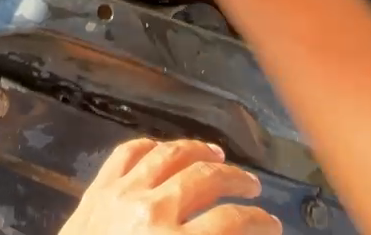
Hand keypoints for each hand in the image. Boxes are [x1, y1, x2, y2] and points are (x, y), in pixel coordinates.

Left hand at [61, 138, 279, 233]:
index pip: (230, 222)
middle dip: (235, 180)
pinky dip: (150, 146)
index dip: (258, 221)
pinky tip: (163, 148)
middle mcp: (152, 210)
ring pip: (168, 155)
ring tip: (217, 154)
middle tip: (251, 186)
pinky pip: (127, 153)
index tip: (272, 223)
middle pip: (204, 179)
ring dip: (197, 151)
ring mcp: (122, 192)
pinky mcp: (99, 187)